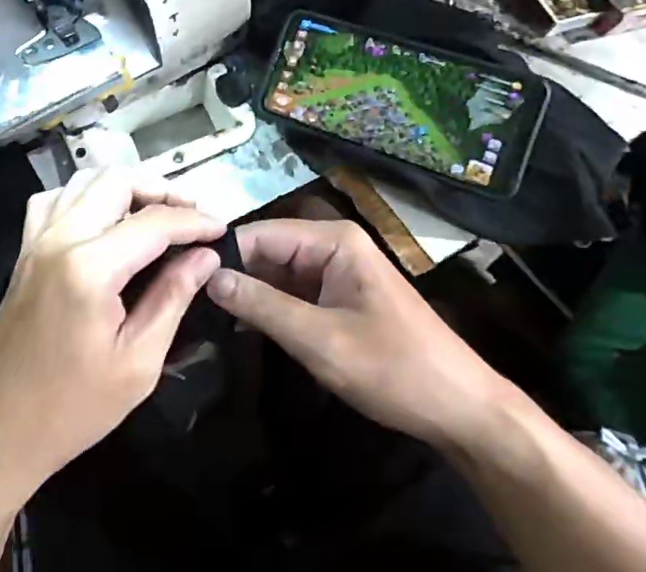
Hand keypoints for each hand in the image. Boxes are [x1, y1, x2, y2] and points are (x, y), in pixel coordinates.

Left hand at [0, 169, 225, 512]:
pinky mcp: (24, 250)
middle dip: (160, 188)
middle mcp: (58, 238)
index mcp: (89, 267)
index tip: (222, 229)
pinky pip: (54, 199)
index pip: (152, 222)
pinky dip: (85, 194)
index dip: (193, 221)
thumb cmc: (73, 407)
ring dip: (124, 185)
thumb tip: (205, 256)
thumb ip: (172, 298)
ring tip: (156, 211)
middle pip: (115, 180)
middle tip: (191, 215)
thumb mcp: (138, 362)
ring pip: (83, 180)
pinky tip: (103, 217)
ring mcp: (36, 240)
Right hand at [206, 218, 521, 450]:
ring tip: (205, 313)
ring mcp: (338, 272)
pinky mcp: (340, 298)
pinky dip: (271, 308)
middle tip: (189, 300)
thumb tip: (208, 277)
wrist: (463, 412)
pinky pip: (294, 293)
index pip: (260, 234)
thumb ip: (261, 306)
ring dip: (250, 293)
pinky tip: (242, 326)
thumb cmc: (394, 369)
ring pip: (278, 274)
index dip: (222, 253)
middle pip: (268, 251)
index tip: (183, 277)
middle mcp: (333, 246)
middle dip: (234, 274)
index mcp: (333, 240)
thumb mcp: (320, 340)